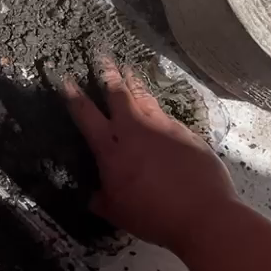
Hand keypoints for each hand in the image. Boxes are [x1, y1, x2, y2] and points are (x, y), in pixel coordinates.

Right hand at [61, 60, 239, 252]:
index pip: (85, 114)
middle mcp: (135, 131)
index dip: (73, 95)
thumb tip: (90, 195)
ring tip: (128, 68)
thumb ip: (100, 199)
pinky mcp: (187, 133)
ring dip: (134, 82)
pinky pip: (167, 116)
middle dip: (107, 72)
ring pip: (144, 97)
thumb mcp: (116, 212)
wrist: (205, 215)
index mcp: (111, 149)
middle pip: (118, 93)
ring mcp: (163, 128)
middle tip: (102, 55)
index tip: (65, 78)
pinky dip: (158, 109)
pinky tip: (159, 111)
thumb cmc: (153, 216)